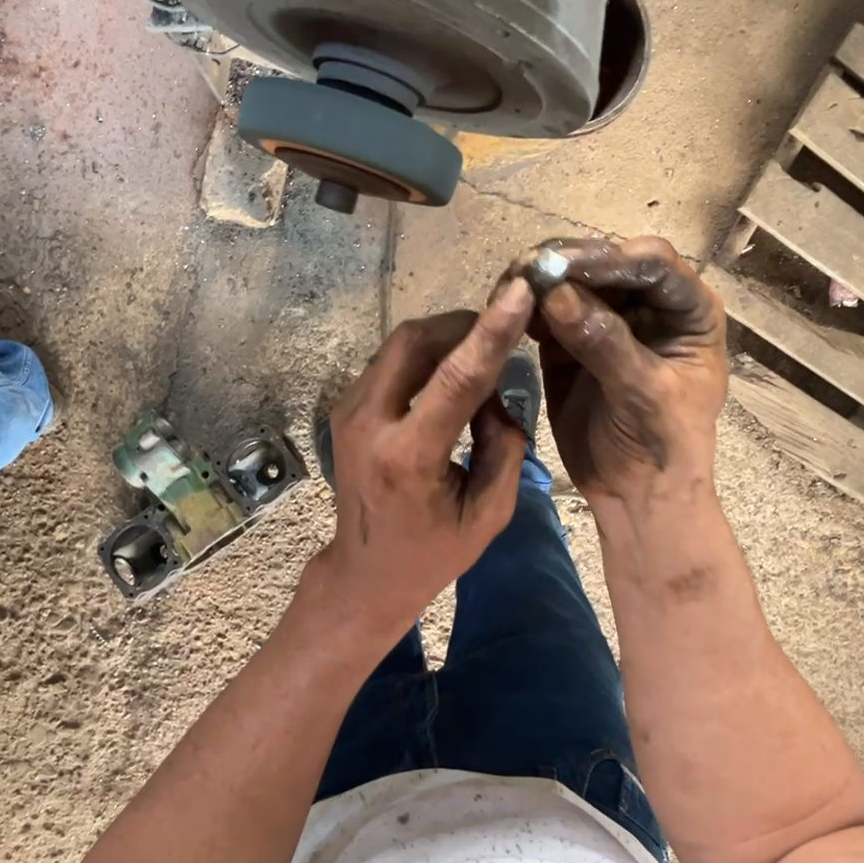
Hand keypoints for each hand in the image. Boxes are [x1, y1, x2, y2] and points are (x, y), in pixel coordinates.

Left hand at [297, 278, 536, 649]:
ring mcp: (348, 412)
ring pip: (399, 345)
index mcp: (408, 457)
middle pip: (415, 341)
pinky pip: (389, 361)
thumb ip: (503, 447)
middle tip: (498, 332)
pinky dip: (424, 358)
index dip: (490, 331)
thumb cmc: (433, 552)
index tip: (519, 291)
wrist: (364, 571)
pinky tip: (446, 380)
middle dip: (462, 325)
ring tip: (477, 360)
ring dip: (443, 339)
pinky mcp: (344, 408)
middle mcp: (369, 424)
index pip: (456, 379)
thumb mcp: (489, 514)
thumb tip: (496, 394)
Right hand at [512, 236, 726, 506]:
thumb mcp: (644, 395)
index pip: (652, 264)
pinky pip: (545, 314)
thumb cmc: (661, 446)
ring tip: (506, 286)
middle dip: (565, 264)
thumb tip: (556, 294)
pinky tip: (502, 309)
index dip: (609, 259)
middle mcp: (647, 306)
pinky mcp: (569, 342)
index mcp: (686, 310)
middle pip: (605, 265)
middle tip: (524, 271)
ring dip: (538, 281)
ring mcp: (605, 321)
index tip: (564, 267)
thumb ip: (605, 343)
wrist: (635, 495)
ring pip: (570, 283)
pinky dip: (524, 309)